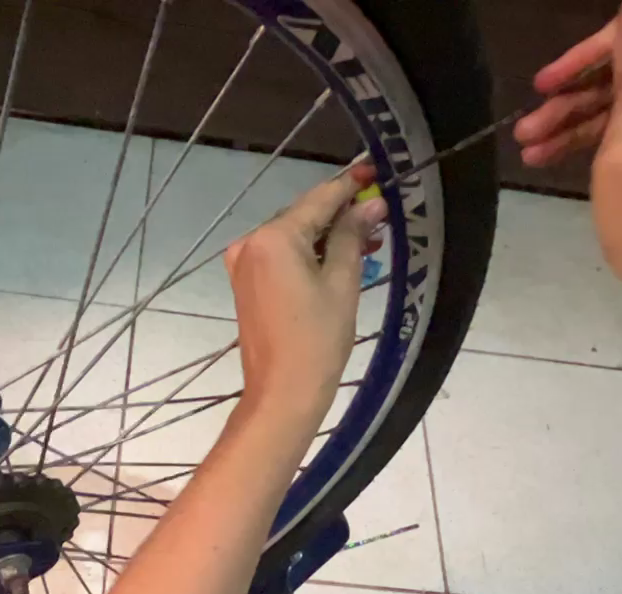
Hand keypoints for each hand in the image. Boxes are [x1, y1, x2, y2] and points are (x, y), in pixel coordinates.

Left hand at [224, 165, 385, 418]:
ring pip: (292, 238)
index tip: (377, 172)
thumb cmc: (317, 341)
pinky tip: (337, 262)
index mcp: (274, 237)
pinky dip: (307, 257)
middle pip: (303, 217)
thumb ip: (352, 236)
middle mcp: (250, 243)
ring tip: (366, 244)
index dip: (351, 185)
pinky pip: (280, 259)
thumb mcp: (342, 284)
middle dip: (340, 216)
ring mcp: (243, 266)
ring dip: (326, 238)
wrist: (282, 393)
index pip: (320, 198)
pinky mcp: (245, 285)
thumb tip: (370, 205)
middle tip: (379, 219)